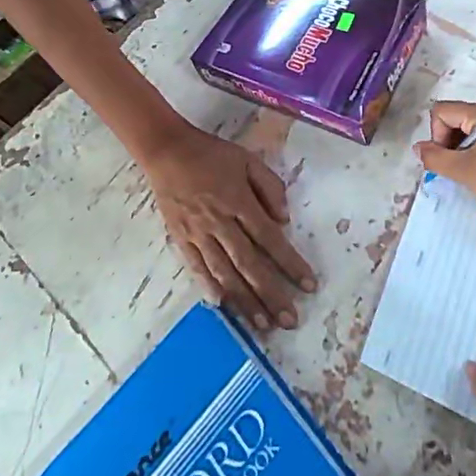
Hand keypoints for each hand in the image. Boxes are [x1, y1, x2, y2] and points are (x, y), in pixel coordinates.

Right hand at [142, 124, 316, 329]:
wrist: (166, 150)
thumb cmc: (212, 154)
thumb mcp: (248, 159)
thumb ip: (270, 187)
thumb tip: (284, 220)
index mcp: (240, 202)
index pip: (270, 239)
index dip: (290, 264)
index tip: (309, 285)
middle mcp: (220, 222)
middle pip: (249, 264)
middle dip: (271, 294)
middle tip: (290, 320)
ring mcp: (198, 233)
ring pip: (224, 272)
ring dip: (244, 300)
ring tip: (262, 325)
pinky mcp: (180, 238)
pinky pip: (196, 267)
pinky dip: (208, 287)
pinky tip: (222, 305)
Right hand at [414, 100, 475, 227]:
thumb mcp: (462, 171)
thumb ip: (434, 156)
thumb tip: (417, 148)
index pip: (442, 111)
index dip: (436, 135)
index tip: (448, 159)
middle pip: (453, 117)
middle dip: (446, 142)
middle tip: (456, 167)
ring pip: (464, 128)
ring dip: (457, 149)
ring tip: (467, 171)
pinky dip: (470, 151)